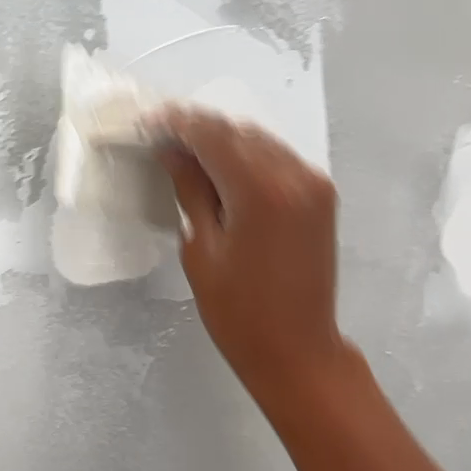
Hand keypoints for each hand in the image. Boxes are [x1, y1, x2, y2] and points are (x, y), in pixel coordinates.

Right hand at [151, 105, 351, 404]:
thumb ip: (191, 193)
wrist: (296, 349)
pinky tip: (224, 172)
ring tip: (189, 153)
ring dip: (225, 143)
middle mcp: (295, 174)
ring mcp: (314, 183)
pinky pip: (279, 161)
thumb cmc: (238, 313)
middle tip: (163, 136)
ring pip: (261, 143)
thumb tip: (174, 152)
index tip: (149, 121)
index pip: (214, 135)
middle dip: (201, 130)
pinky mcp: (321, 196)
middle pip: (240, 133)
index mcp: (261, 190)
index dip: (178, 123)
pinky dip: (249, 159)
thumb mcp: (202, 252)